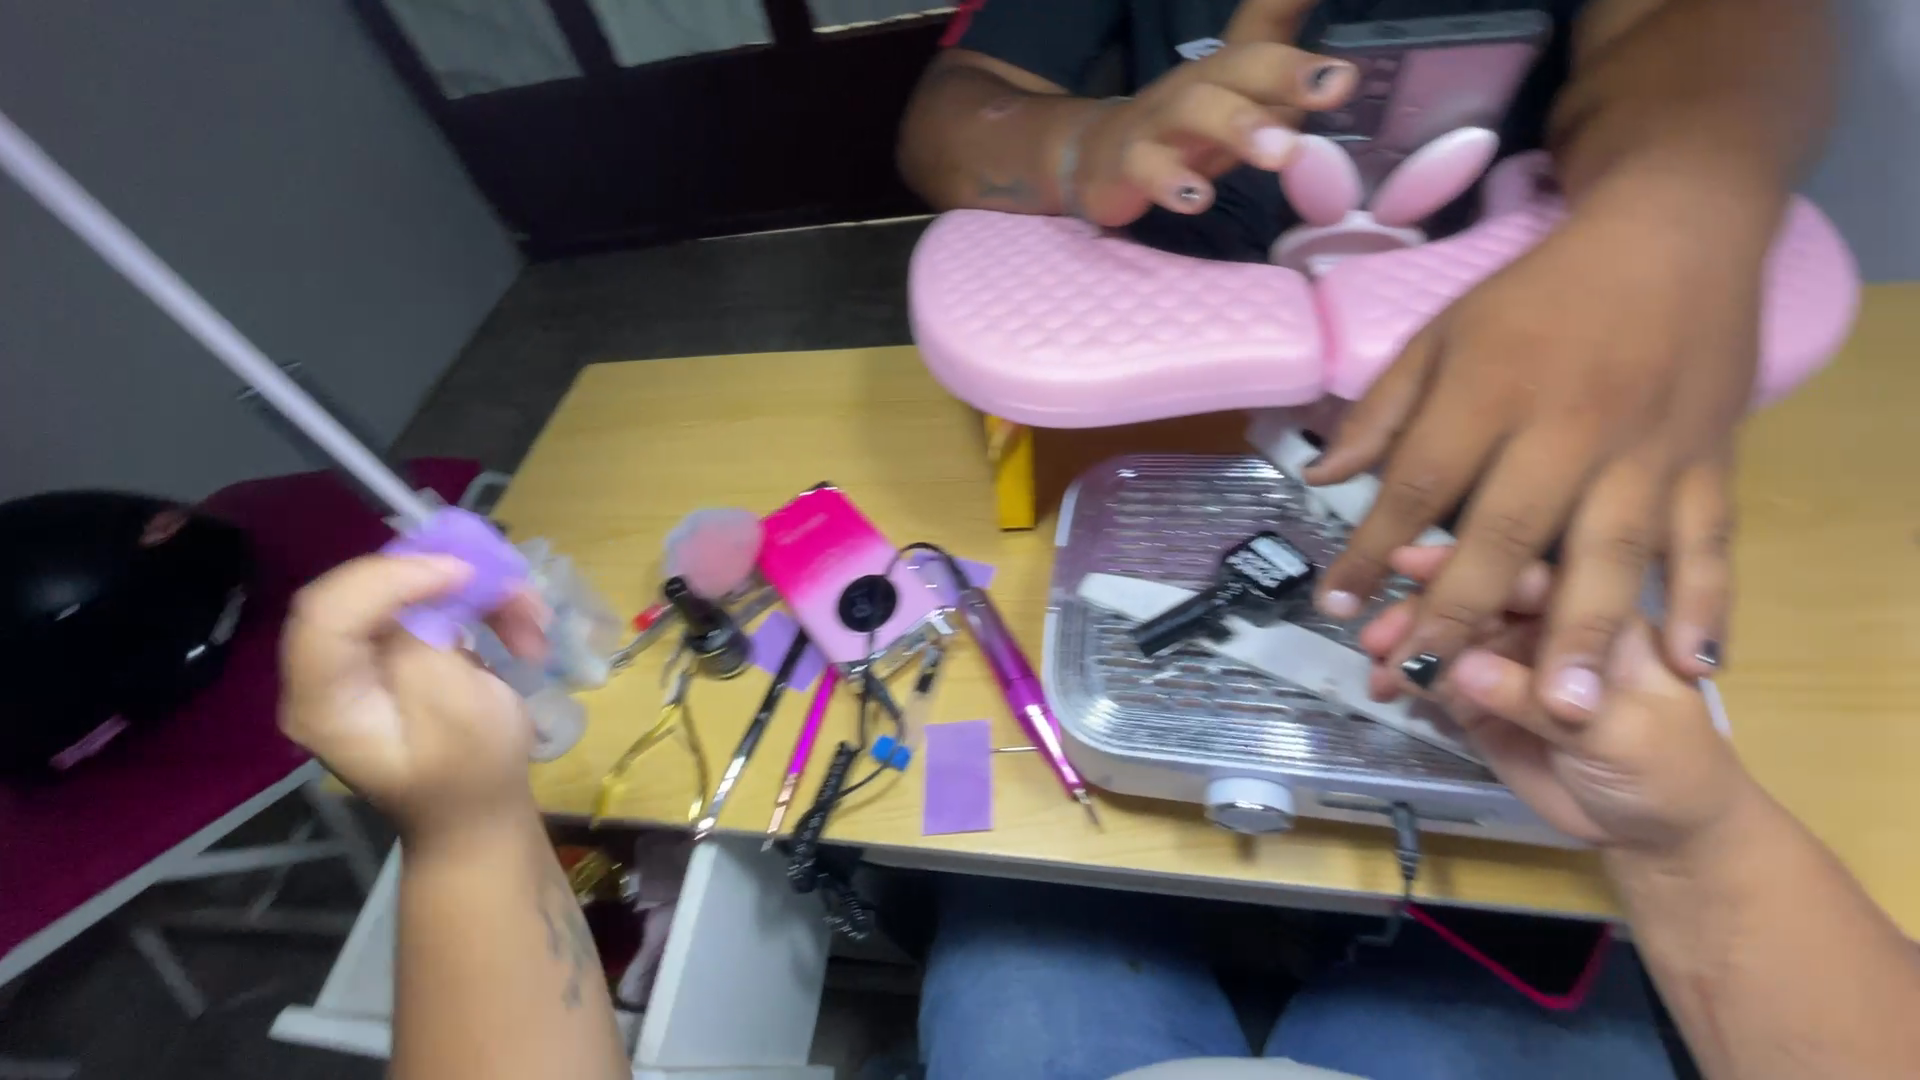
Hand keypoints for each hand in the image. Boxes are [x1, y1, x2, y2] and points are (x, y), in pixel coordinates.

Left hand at [279, 555, 548, 841]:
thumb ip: (426, 655)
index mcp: (326, 700)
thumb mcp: (460, 719)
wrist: (480, 811)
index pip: (328, 613)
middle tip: (515, 591)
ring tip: (535, 623)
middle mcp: (331, 671)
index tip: (465, 574)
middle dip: (450, 581)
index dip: (391, 578)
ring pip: (413, 591)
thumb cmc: (474, 775)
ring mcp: (365, 659)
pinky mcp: (399, 651)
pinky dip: (485, 607)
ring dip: (483, 596)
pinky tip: (523, 632)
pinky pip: (434, 605)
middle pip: (372, 591)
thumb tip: (424, 605)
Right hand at [1072, 0, 1356, 225]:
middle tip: (1337, 86)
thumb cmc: (1186, 137)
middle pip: (1240, 64)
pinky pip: (1145, 168)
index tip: (1346, 47)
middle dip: (1289, 72)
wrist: (1098, 159)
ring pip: (1194, 109)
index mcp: (1231, 69)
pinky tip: (1198, 200)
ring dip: (1239, 127)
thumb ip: (1291, 99)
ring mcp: (1158, 122)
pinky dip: (1173, 183)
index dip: (1298, 3)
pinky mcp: (1127, 163)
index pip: (1271, 22)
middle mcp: (1196, 84)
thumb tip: (1342, 91)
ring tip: (1281, 156)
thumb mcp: (1242, 108)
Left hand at [1305, 192, 1762, 717]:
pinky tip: (1695, 667)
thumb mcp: (1434, 340)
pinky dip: (1707, 602)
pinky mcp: (1710, 461)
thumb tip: (1319, 478)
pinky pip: (1708, 540)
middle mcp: (1567, 430)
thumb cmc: (1529, 298)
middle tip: (1421, 679)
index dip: (1369, 549)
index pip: (1415, 486)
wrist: (1670, 238)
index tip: (1331, 604)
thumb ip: (1379, 415)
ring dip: (1578, 634)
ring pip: (1607, 554)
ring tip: (1557, 711)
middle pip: (1504, 535)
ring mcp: (1647, 450)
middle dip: (1459, 613)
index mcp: (1488, 395)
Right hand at [1374, 545, 1752, 852]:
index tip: (1408, 564)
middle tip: (1376, 637)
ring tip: (1374, 669)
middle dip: (1419, 616)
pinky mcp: (1476, 701)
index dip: (1469, 567)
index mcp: (1592, 619)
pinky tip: (1381, 689)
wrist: (1657, 836)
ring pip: (1441, 640)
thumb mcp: (1620, 733)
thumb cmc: (1668, 772)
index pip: (1526, 579)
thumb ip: (1537, 699)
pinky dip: (1401, 681)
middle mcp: (1541, 631)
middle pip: (1470, 605)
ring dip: (1402, 648)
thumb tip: (1461, 669)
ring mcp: (1504, 665)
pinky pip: (1430, 681)